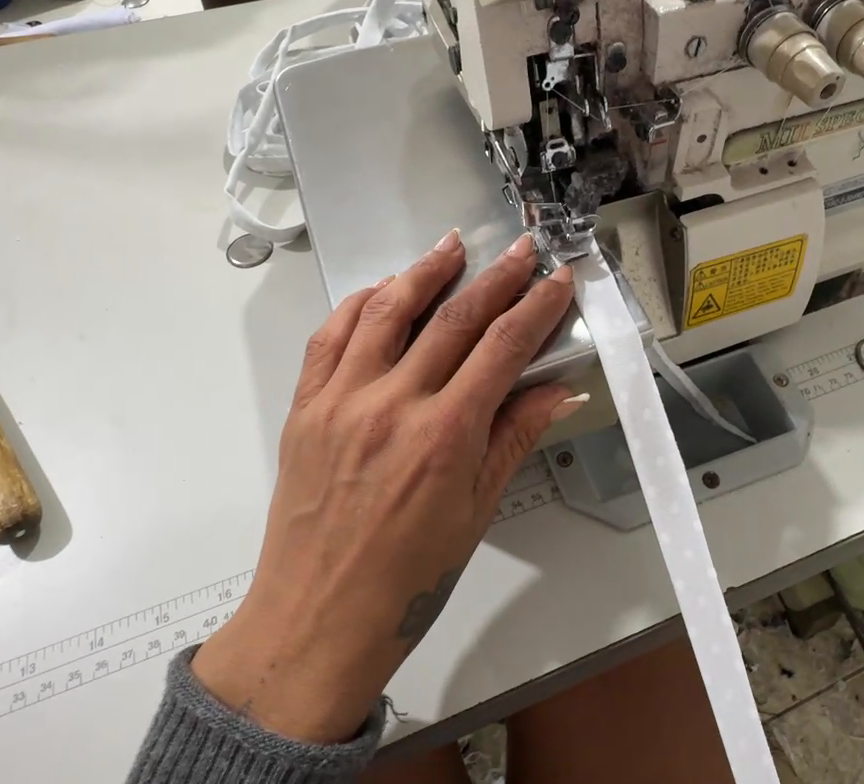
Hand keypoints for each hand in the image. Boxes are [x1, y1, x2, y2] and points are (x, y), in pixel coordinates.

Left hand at [192, 229, 584, 742]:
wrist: (317, 617)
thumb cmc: (406, 578)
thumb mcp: (475, 510)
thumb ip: (513, 438)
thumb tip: (558, 390)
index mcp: (444, 436)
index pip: (502, 348)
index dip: (536, 307)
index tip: (556, 280)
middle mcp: (392, 406)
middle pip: (453, 319)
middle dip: (495, 277)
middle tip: (520, 249)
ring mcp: (342, 400)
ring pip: (386, 311)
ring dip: (424, 271)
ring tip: (452, 246)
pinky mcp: (305, 406)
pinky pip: (330, 336)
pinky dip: (358, 303)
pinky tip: (382, 289)